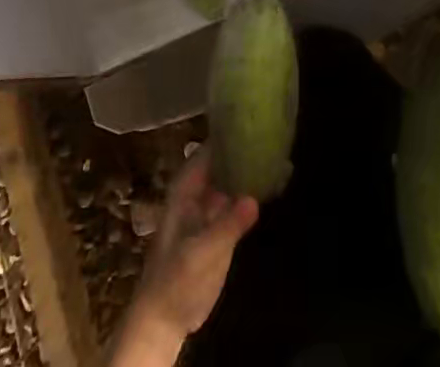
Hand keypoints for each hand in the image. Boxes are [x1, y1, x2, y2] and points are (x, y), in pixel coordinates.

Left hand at [107, 148, 258, 366]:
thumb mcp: (202, 253)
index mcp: (184, 193)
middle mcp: (195, 196)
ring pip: (227, 182)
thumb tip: (253, 198)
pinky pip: (234, 203)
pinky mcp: (216, 231)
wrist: (164, 318)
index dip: (223, 138)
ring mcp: (206, 213)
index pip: (204, 154)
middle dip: (239, 151)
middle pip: (218, 165)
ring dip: (246, 170)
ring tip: (275, 154)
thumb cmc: (176, 279)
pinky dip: (249, 193)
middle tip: (270, 135)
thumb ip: (227, 226)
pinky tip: (270, 185)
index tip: (248, 121)